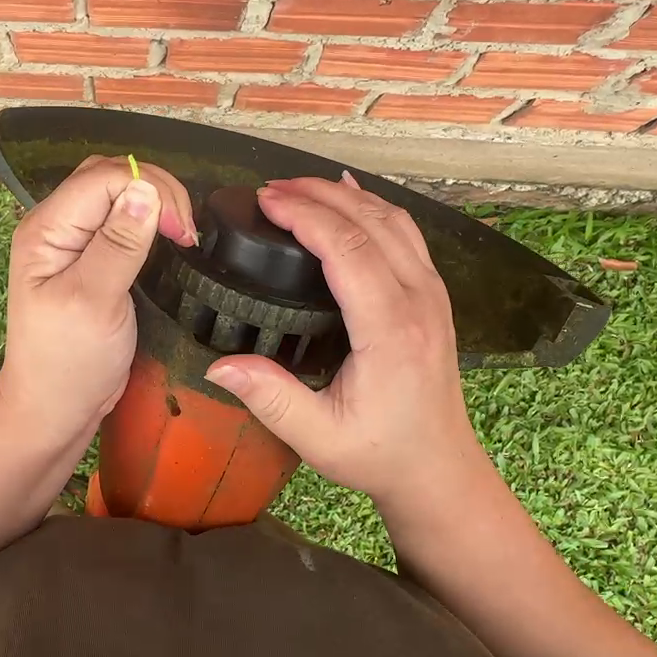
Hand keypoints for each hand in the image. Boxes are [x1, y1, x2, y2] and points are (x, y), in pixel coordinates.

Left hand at [0, 155, 195, 445]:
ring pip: (117, 195)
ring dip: (154, 203)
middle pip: (109, 177)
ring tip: (183, 234)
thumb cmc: (68, 362)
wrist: (53, 408)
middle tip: (187, 231)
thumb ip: (118, 245)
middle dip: (155, 190)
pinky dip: (149, 221)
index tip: (181, 231)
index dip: (149, 189)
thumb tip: (145, 190)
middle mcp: (56, 226)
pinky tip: (168, 238)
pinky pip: (120, 220)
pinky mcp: (91, 258)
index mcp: (46, 230)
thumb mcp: (94, 303)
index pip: (102, 179)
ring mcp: (73, 242)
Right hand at [202, 174, 477, 500]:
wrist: (438, 468)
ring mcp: (433, 294)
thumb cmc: (379, 453)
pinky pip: (406, 233)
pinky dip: (374, 206)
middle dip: (318, 195)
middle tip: (269, 189)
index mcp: (390, 330)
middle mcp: (418, 301)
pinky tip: (350, 195)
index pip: (349, 249)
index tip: (265, 202)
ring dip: (345, 196)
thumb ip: (271, 399)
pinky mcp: (433, 296)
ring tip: (298, 187)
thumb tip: (218, 366)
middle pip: (371, 222)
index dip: (305, 216)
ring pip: (393, 220)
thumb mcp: (319, 438)